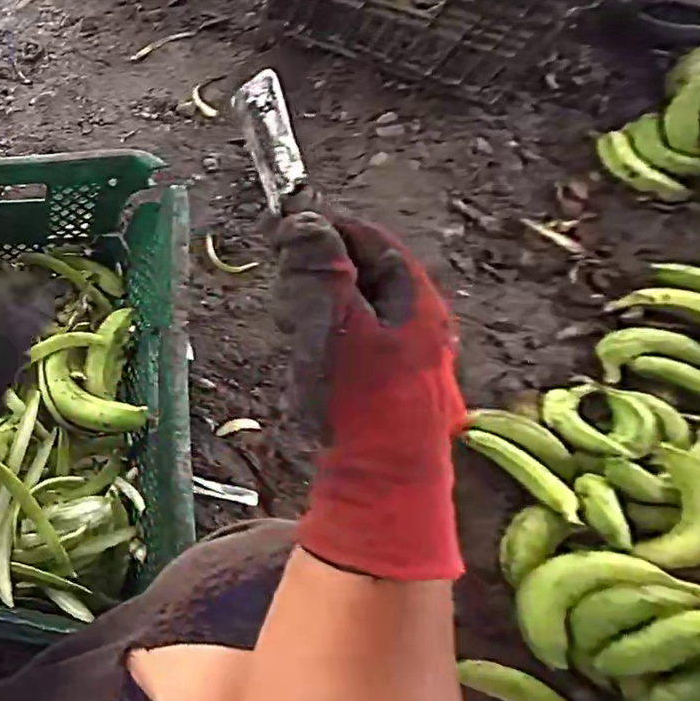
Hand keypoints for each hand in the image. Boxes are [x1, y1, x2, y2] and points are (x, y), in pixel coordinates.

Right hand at [273, 211, 465, 580]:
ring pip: (343, 307)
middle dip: (315, 275)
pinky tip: (304, 361)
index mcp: (415, 301)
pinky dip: (315, 338)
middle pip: (355, 273)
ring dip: (311, 309)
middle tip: (286, 292)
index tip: (284, 230)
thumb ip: (320, 269)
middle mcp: (412, 322)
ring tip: (294, 332)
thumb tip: (302, 221)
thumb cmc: (363, 399)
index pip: (370, 242)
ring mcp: (395, 352)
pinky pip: (339, 338)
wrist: (379, 479)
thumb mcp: (337, 325)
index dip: (328, 229)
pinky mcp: (374, 379)